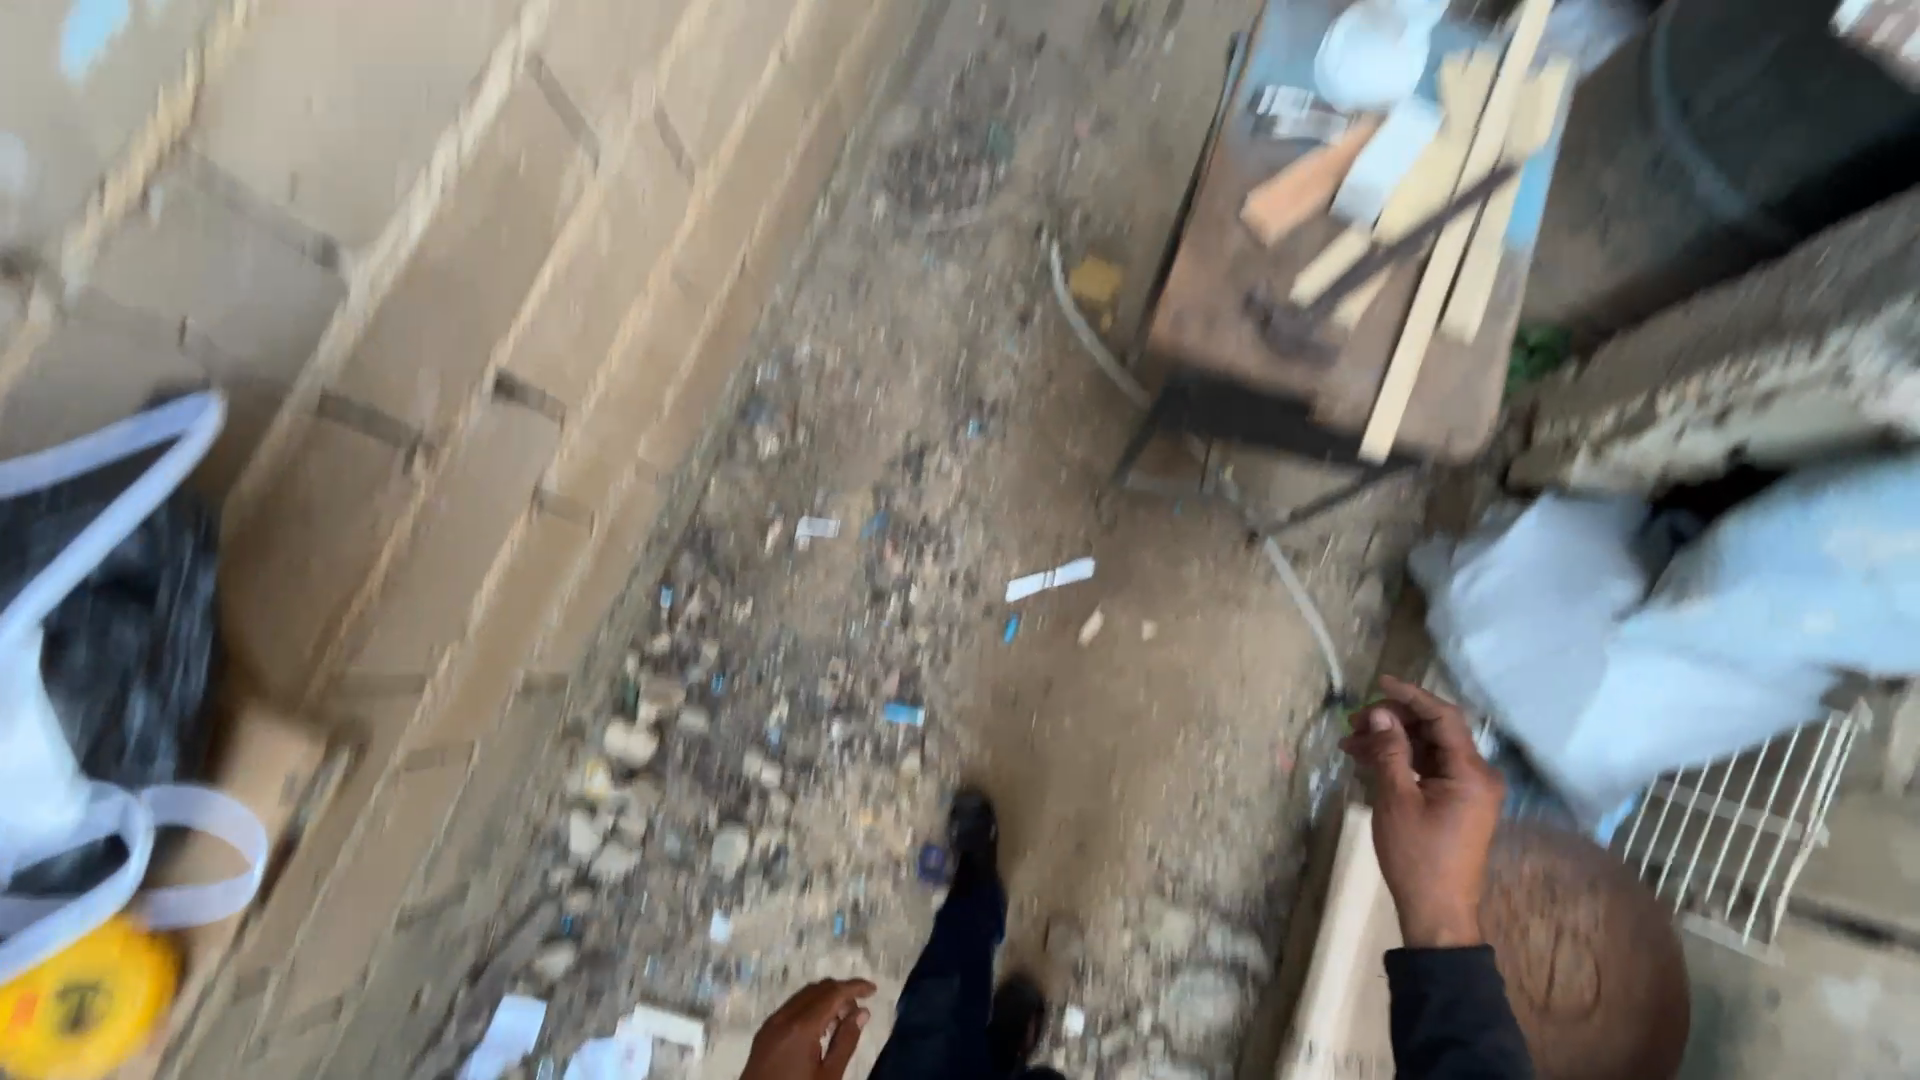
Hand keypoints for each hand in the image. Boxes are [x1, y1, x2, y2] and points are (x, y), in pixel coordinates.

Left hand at [739, 978, 875, 1079]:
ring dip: (825, 999)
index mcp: (801, 1027)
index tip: (874, 990)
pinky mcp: (763, 1033)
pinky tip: (818, 1030)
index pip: (833, 992)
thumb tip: (862, 1012)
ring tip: (840, 1023)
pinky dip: (810, 1008)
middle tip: (857, 1012)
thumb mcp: (828, 1077)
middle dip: (841, 993)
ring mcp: (770, 1024)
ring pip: (804, 996)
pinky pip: (791, 1008)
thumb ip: (846, 1041)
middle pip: (818, 989)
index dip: (855, 987)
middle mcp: (784, 1017)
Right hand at [1340, 675, 1504, 948]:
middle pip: (1435, 730)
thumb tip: (1380, 713)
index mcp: (1472, 773)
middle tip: (1353, 722)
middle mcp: (1478, 776)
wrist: (1438, 910)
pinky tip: (1366, 758)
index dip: (1411, 695)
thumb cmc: (1417, 855)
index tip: (1378, 682)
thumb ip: (1390, 751)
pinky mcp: (1456, 802)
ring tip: (1350, 741)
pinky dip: (1399, 759)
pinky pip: (1428, 767)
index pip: (1444, 717)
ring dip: (1391, 739)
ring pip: (1427, 747)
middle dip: (1393, 719)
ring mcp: (1468, 790)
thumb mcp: (1396, 798)